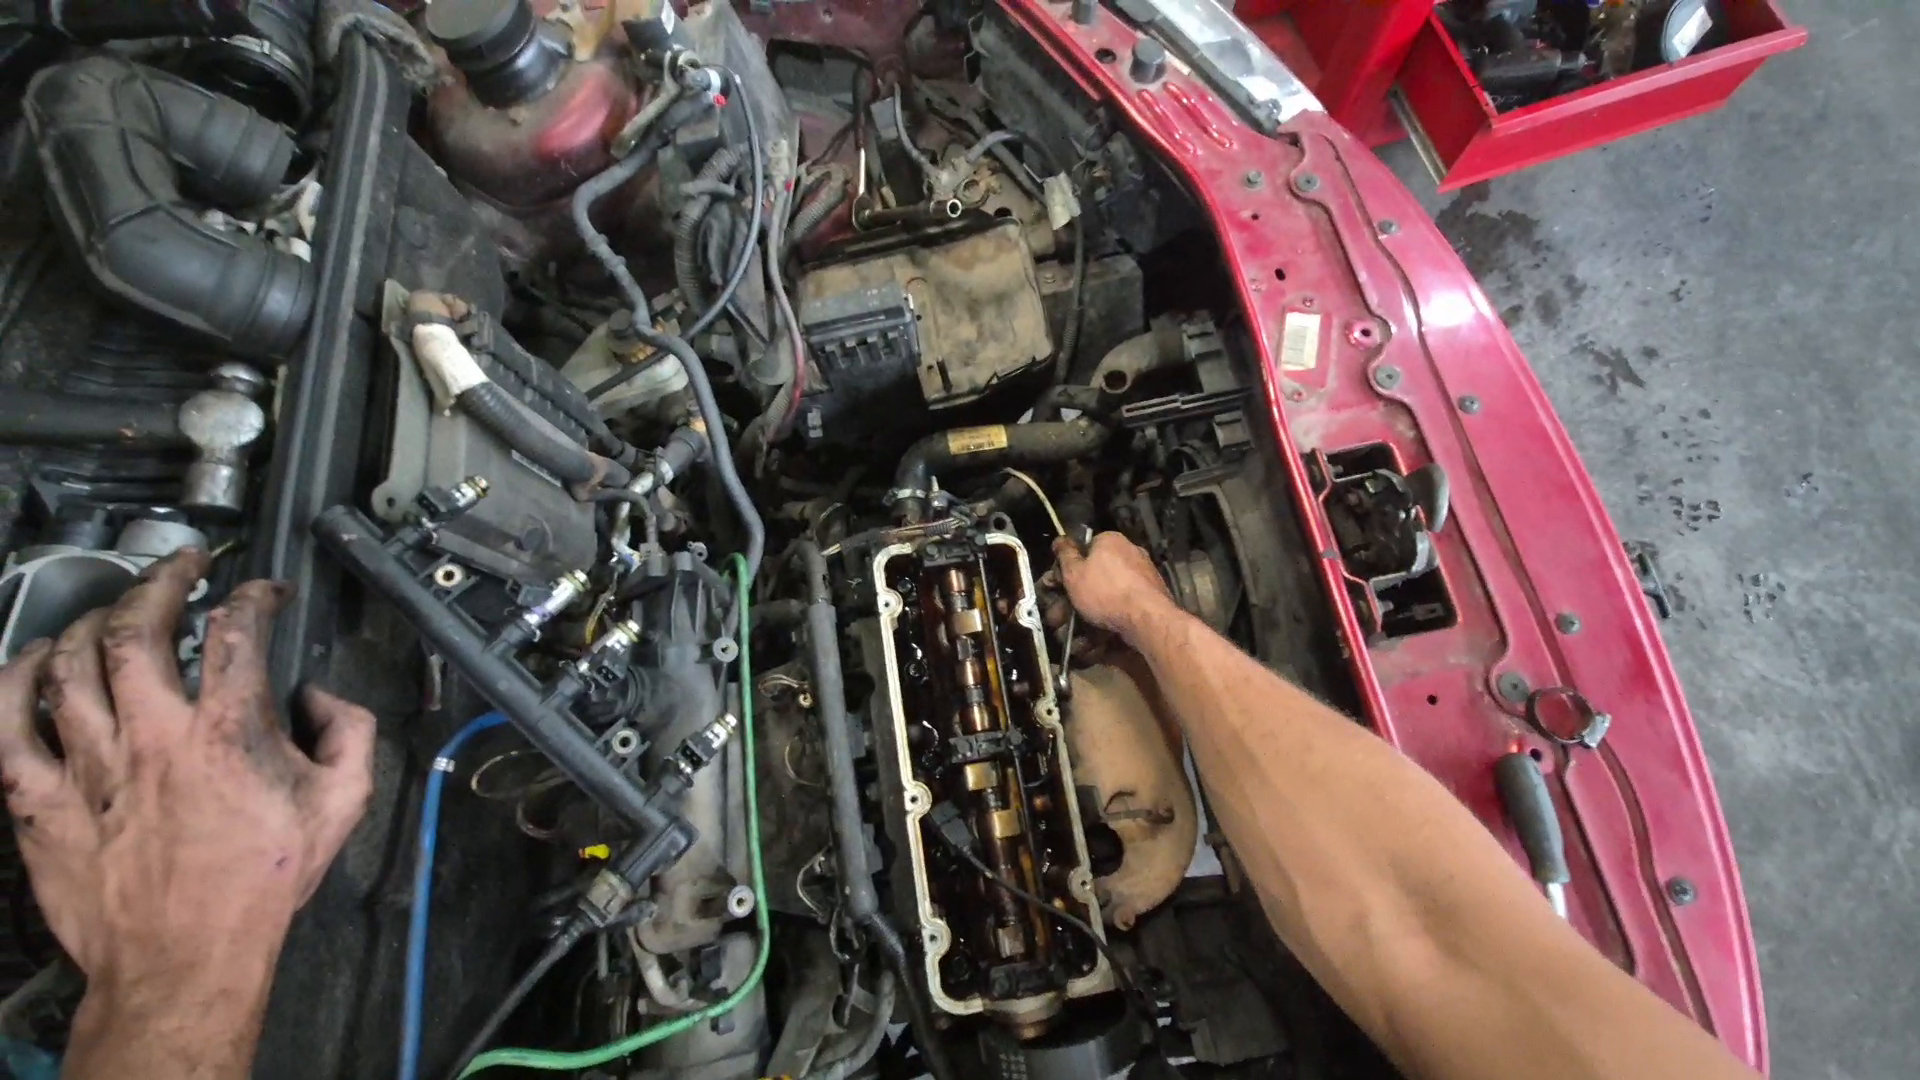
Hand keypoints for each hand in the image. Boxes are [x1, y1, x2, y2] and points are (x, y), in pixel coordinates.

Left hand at [0, 549, 375, 993]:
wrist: (188, 952)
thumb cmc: (271, 871)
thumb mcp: (347, 796)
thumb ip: (348, 730)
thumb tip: (314, 696)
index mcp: (233, 730)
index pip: (237, 633)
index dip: (253, 596)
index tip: (265, 590)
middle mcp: (155, 733)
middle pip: (134, 631)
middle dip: (158, 582)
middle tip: (180, 565)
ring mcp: (89, 765)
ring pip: (65, 667)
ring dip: (88, 623)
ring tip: (112, 609)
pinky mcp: (41, 801)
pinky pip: (5, 727)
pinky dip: (13, 683)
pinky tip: (31, 663)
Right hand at [1051, 532, 1181, 641]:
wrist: (1147, 619)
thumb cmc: (1105, 590)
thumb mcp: (1074, 572)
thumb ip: (1064, 555)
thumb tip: (1059, 539)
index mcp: (1110, 541)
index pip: (1083, 550)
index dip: (1066, 570)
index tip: (1056, 588)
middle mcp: (1129, 554)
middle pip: (1093, 577)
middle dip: (1072, 601)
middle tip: (1057, 619)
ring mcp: (1142, 578)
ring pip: (1105, 598)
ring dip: (1085, 618)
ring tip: (1073, 638)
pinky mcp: (1149, 600)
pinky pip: (1121, 610)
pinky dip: (1106, 624)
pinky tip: (1093, 643)